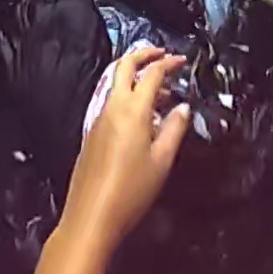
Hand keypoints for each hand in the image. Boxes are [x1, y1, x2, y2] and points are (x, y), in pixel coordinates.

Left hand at [60, 47, 191, 251]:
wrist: (90, 219)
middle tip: (163, 54)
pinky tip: (142, 116)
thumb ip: (175, 128)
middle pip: (125, 65)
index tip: (182, 61)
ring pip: (116, 83)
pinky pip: (111, 101)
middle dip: (144, 54)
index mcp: (132, 109)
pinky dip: (128, 95)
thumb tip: (183, 107)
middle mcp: (112, 106)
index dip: (168, 62)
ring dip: (136, 76)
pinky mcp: (92, 133)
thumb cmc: (131, 191)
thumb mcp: (162, 161)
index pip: (152, 73)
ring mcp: (99, 118)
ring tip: (159, 89)